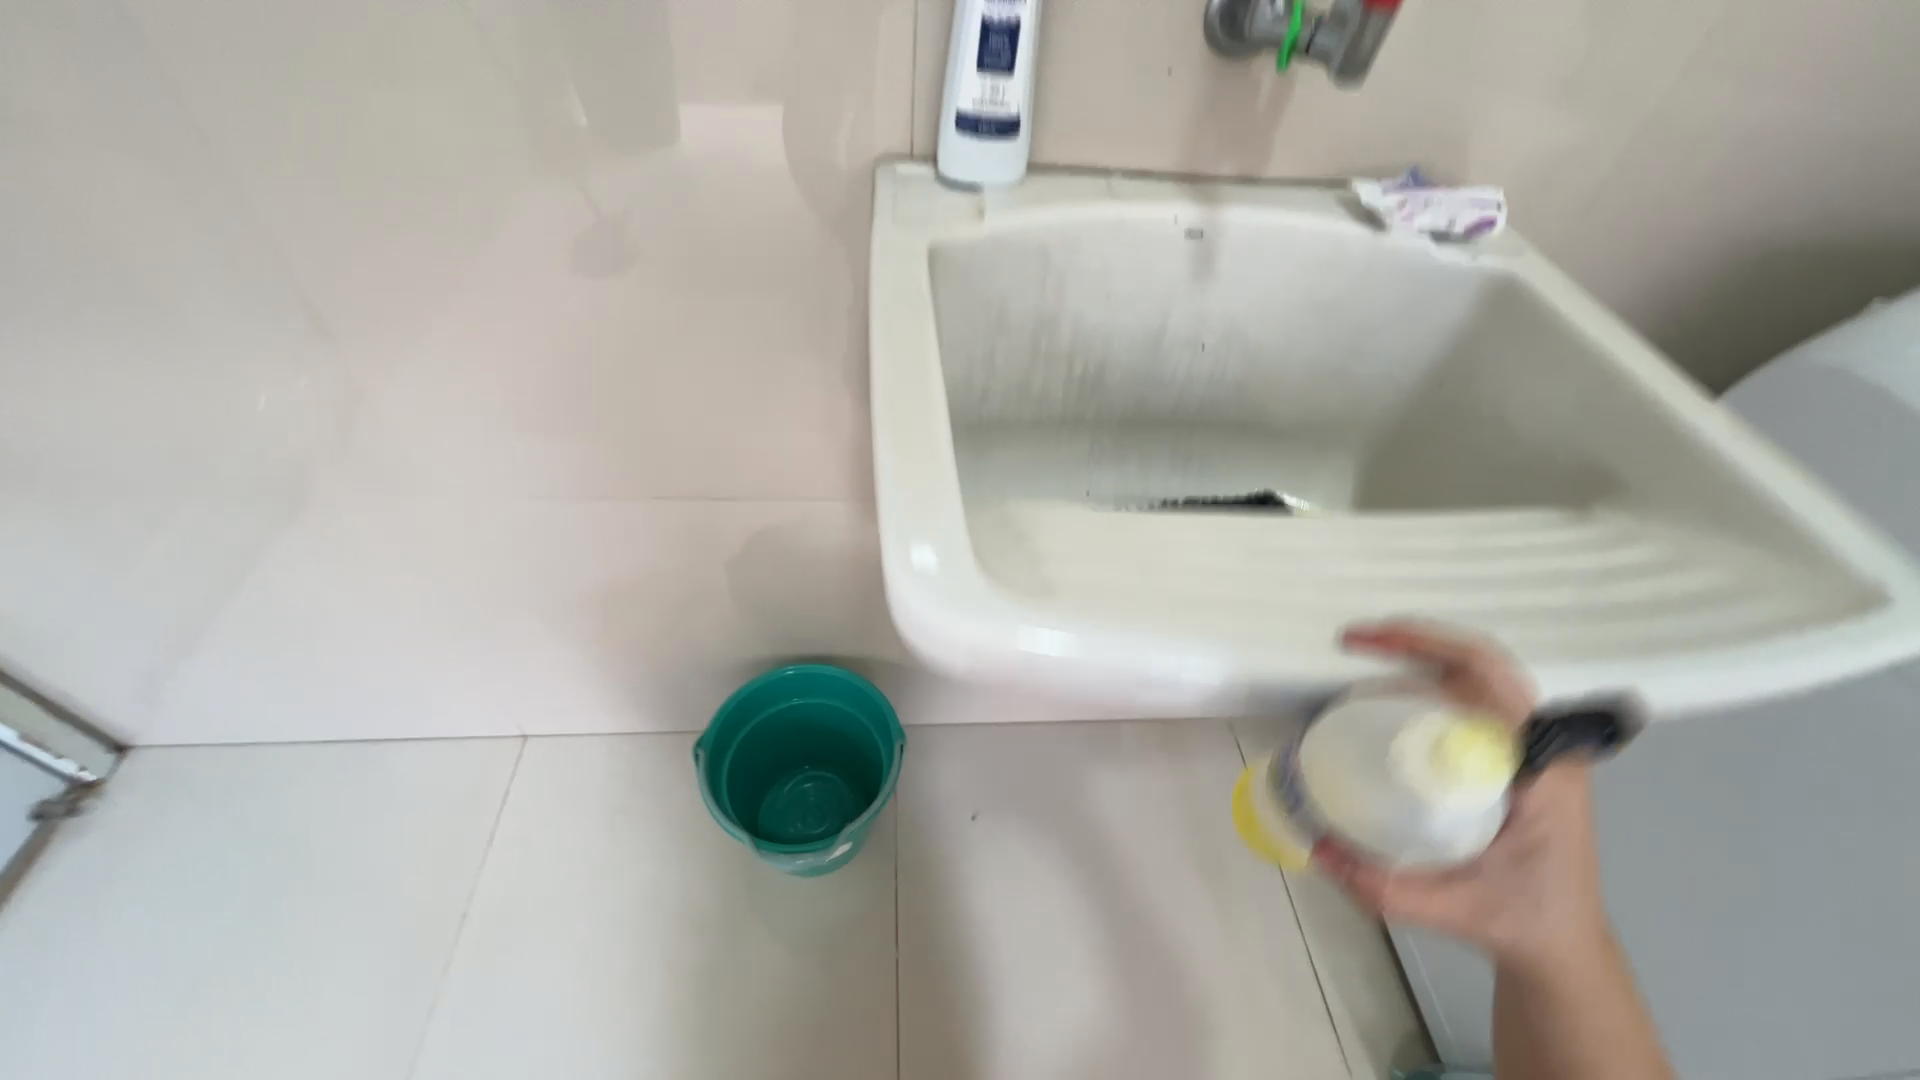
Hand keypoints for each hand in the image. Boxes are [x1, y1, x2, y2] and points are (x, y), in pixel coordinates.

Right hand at [1314, 620, 1611, 969]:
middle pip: (1477, 664)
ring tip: (1362, 666)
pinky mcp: (1511, 756)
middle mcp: (1540, 744)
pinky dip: (1426, 685)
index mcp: (1541, 765)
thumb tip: (1318, 845)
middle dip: (1412, 641)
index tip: (1364, 642)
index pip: (1490, 675)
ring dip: (1418, 659)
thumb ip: (1383, 886)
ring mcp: (1529, 747)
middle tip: (1350, 643)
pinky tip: (1386, 703)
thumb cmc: (1525, 921)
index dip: (1428, 641)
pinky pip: (1470, 701)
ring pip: (1474, 678)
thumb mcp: (1452, 909)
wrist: (1563, 941)